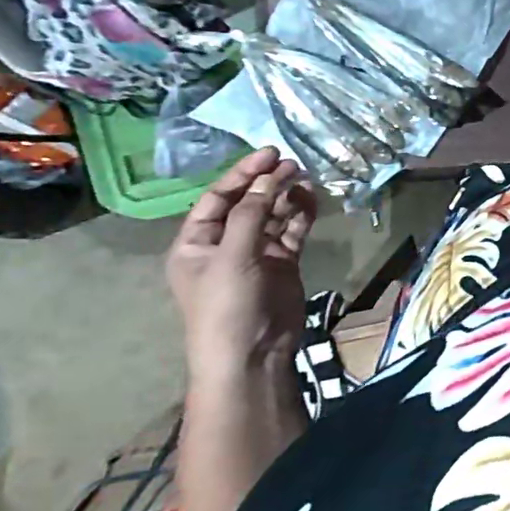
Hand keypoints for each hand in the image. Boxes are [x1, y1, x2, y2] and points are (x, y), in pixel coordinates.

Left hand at [165, 147, 317, 380]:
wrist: (252, 357)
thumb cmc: (227, 306)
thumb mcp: (232, 257)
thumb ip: (250, 213)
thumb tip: (269, 177)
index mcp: (196, 243)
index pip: (218, 197)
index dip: (242, 173)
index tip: (270, 153)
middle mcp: (225, 244)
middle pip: (248, 202)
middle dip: (268, 182)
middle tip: (293, 163)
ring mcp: (256, 254)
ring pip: (273, 214)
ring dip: (287, 195)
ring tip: (306, 178)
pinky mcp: (282, 263)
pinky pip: (292, 231)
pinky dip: (302, 214)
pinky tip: (312, 199)